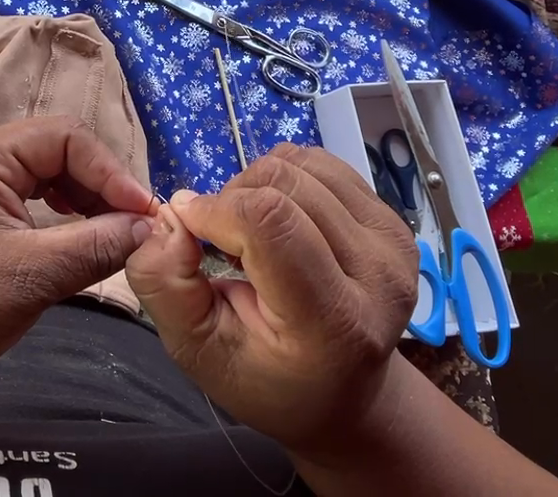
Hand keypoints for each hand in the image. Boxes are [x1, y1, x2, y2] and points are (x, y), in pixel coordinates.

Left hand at [0, 117, 158, 400]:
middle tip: (136, 228)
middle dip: (100, 186)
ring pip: (46, 174)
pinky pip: (30, 196)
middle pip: (57, 151)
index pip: (65, 138)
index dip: (111, 173)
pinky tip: (80, 237)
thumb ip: (95, 246)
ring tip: (115, 234)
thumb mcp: (30, 276)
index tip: (145, 215)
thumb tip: (150, 228)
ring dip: (84, 200)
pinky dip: (61, 214)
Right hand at [125, 143, 418, 465]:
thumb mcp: (196, 349)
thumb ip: (164, 284)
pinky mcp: (394, 221)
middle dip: (230, 198)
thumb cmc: (264, 378)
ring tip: (251, 232)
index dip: (213, 210)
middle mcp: (377, 276)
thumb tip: (169, 214)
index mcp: (332, 322)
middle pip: (281, 183)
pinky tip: (279, 217)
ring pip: (298, 164)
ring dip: (255, 185)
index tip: (190, 232)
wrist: (342, 394)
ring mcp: (393, 243)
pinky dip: (282, 177)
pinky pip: (320, 163)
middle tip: (222, 241)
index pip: (267, 221)